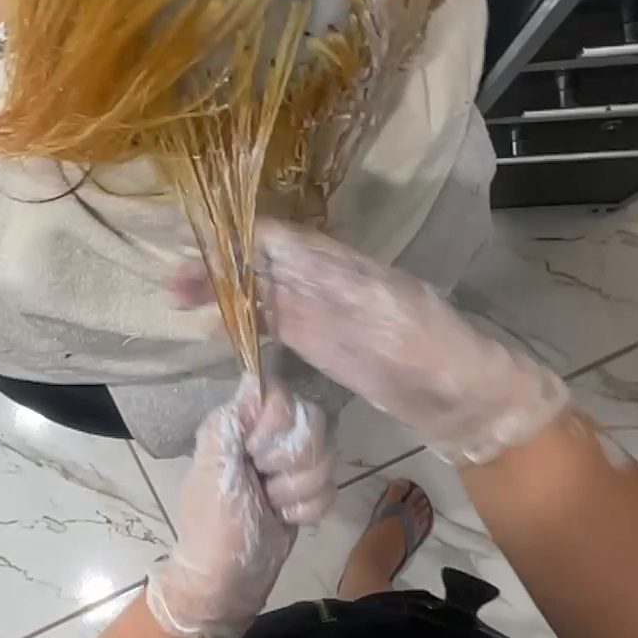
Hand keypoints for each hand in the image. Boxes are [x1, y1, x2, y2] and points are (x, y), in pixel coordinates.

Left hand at [146, 376, 333, 637]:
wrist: (228, 581)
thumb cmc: (213, 527)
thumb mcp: (212, 472)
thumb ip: (231, 423)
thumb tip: (252, 376)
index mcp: (237, 426)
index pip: (281, 396)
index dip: (278, 425)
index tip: (257, 453)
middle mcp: (264, 439)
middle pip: (312, 423)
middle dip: (294, 461)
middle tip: (265, 481)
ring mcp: (287, 466)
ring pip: (326, 455)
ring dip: (300, 489)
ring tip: (272, 505)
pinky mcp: (304, 492)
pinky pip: (331, 486)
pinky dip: (309, 509)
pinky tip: (286, 519)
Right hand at [172, 222, 569, 465]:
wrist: (464, 398)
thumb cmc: (433, 356)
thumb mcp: (387, 318)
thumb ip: (330, 289)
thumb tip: (281, 256)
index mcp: (343, 267)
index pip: (280, 241)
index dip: (237, 238)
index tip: (197, 241)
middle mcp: (328, 281)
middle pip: (264, 264)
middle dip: (218, 266)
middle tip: (173, 283)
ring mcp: (323, 311)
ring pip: (263, 290)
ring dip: (223, 291)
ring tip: (181, 298)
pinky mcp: (322, 339)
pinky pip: (275, 320)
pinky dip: (243, 317)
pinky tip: (220, 322)